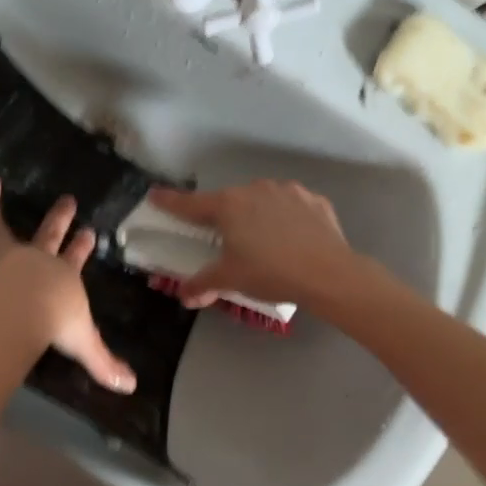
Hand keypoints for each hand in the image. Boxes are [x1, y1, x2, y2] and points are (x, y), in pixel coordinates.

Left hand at [0, 177, 135, 393]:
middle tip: (67, 200)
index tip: (89, 234)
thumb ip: (103, 364)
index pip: (74, 261)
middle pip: (49, 234)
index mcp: (64, 277)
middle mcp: (39, 258)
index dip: (81, 250)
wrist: (30, 305)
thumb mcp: (85, 345)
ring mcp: (11, 252)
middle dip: (59, 218)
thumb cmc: (58, 322)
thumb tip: (130, 386)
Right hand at [148, 180, 356, 308]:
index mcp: (228, 205)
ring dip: (256, 215)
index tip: (155, 195)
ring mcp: (287, 191)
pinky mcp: (314, 201)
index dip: (170, 202)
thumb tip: (184, 296)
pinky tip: (291, 239)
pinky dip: (286, 219)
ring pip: (261, 201)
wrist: (329, 274)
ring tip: (263, 243)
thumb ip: (202, 284)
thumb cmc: (270, 272)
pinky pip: (291, 207)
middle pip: (228, 202)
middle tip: (223, 240)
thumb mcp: (230, 279)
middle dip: (222, 217)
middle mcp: (255, 190)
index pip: (190, 204)